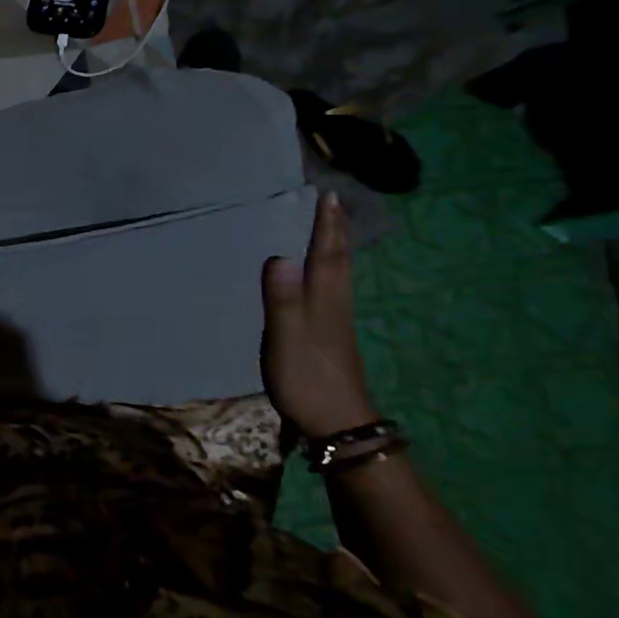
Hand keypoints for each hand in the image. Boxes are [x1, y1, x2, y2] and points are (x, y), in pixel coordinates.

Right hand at [262, 192, 380, 439]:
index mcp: (324, 300)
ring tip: (331, 229)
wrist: (337, 423)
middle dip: (335, 230)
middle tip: (333, 203)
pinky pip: (333, 289)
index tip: (328, 195)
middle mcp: (334, 304)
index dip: (326, 225)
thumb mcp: (287, 339)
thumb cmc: (307, 379)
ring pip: (339, 275)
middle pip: (339, 260)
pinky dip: (330, 271)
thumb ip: (282, 300)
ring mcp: (336, 322)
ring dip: (336, 247)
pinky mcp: (332, 337)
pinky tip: (323, 279)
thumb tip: (279, 257)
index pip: (326, 254)